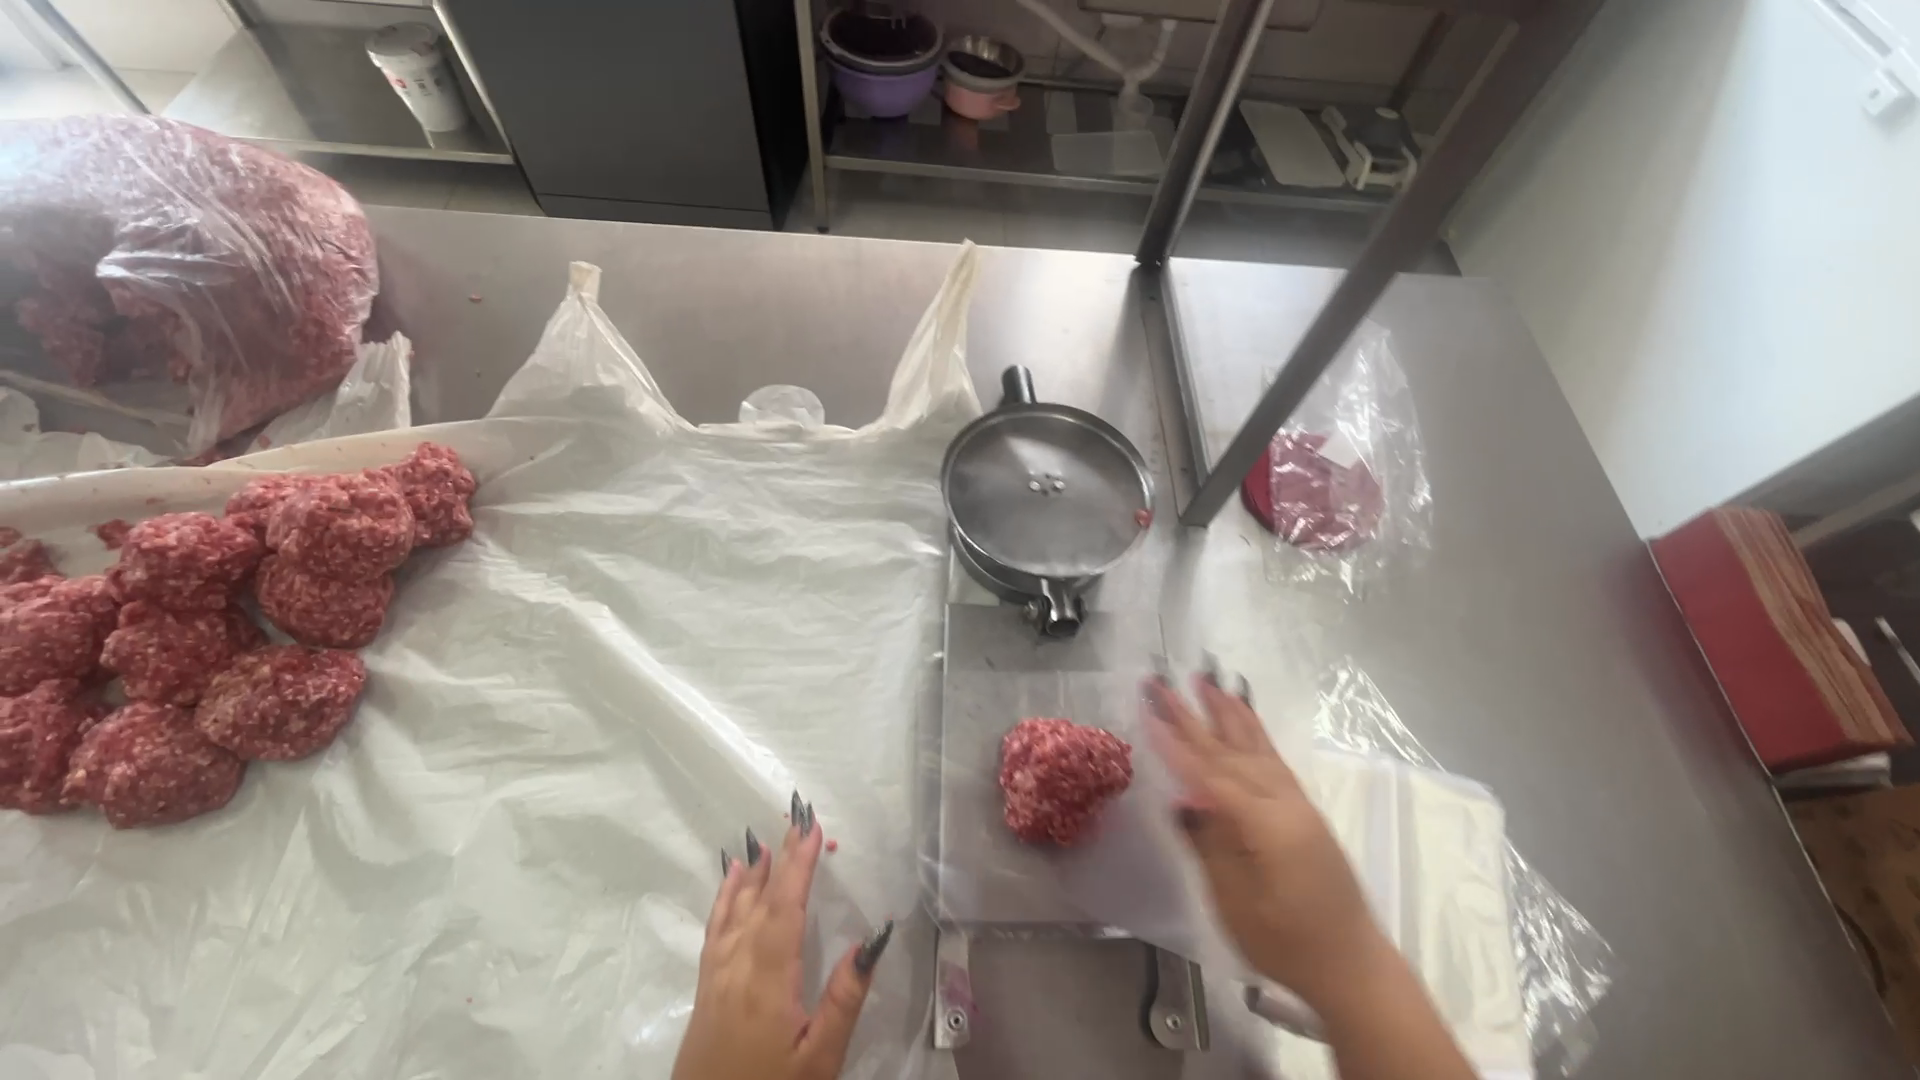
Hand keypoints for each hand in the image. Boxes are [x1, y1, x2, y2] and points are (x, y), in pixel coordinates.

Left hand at [672, 795, 894, 1079]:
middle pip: (760, 898)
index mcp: (768, 978)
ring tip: (766, 839)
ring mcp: (716, 975)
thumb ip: (844, 999)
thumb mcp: (820, 1057)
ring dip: (752, 871)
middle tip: (797, 816)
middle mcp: (737, 965)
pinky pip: (714, 928)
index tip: (813, 826)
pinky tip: (728, 881)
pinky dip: (723, 898)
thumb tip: (870, 939)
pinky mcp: (705, 989)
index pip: (786, 906)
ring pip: (734, 908)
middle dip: (781, 855)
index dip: (800, 863)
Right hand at [1143, 672, 1383, 1011]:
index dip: (1174, 743)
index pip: (1208, 773)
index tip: (1147, 711)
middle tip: (1163, 682)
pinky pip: (1273, 759)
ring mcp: (1298, 804)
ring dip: (1228, 713)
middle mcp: (1284, 803)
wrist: (1352, 966)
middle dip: (1193, 715)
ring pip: (1255, 748)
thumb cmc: (1286, 943)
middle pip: (1229, 751)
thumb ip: (1210, 845)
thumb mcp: (1235, 902)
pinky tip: (1244, 721)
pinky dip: (1254, 733)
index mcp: (1265, 824)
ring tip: (1206, 682)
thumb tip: (1183, 799)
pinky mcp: (1304, 812)